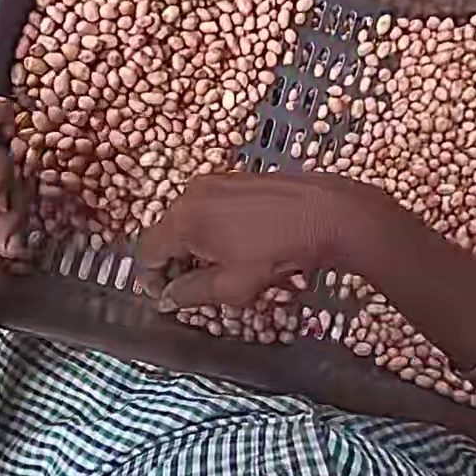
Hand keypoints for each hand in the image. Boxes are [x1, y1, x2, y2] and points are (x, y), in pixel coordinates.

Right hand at [136, 172, 399, 308]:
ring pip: (187, 218)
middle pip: (166, 232)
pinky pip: (208, 205)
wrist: (328, 214)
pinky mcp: (236, 177)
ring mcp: (215, 181)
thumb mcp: (232, 284)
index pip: (147, 251)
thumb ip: (192, 292)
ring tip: (217, 269)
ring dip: (192, 245)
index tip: (164, 296)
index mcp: (183, 220)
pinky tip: (235, 245)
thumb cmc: (278, 251)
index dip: (151, 278)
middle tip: (190, 287)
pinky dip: (210, 227)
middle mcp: (192, 193)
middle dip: (173, 262)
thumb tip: (168, 298)